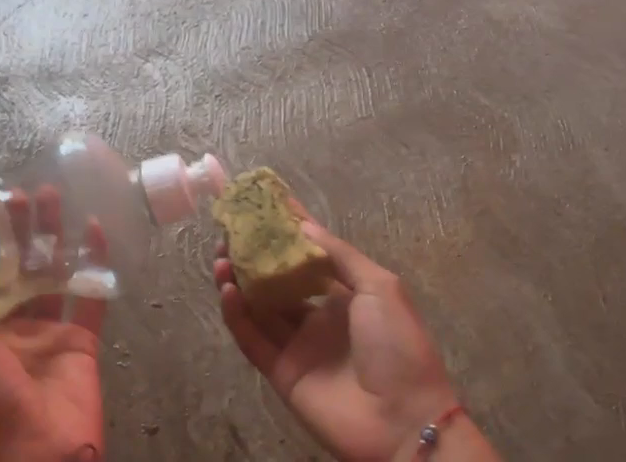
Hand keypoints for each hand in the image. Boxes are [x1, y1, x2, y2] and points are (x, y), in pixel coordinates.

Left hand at [0, 190, 107, 461]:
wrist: (35, 459)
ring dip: (56, 238)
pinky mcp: (81, 340)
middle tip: (28, 190)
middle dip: (23, 230)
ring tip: (57, 196)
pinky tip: (96, 230)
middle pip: (19, 266)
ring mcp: (48, 331)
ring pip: (53, 274)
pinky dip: (95, 263)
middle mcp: (12, 323)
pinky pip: (90, 294)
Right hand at [215, 217, 490, 461]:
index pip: (306, 254)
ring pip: (258, 305)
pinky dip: (235, 314)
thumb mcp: (380, 287)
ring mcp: (297, 345)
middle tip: (229, 232)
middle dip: (251, 254)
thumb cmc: (398, 346)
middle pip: (275, 278)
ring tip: (221, 257)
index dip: (285, 229)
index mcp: (343, 295)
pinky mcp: (281, 372)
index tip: (260, 203)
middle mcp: (317, 316)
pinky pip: (251, 339)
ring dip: (237, 279)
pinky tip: (227, 291)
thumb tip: (302, 224)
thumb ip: (339, 254)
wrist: (404, 422)